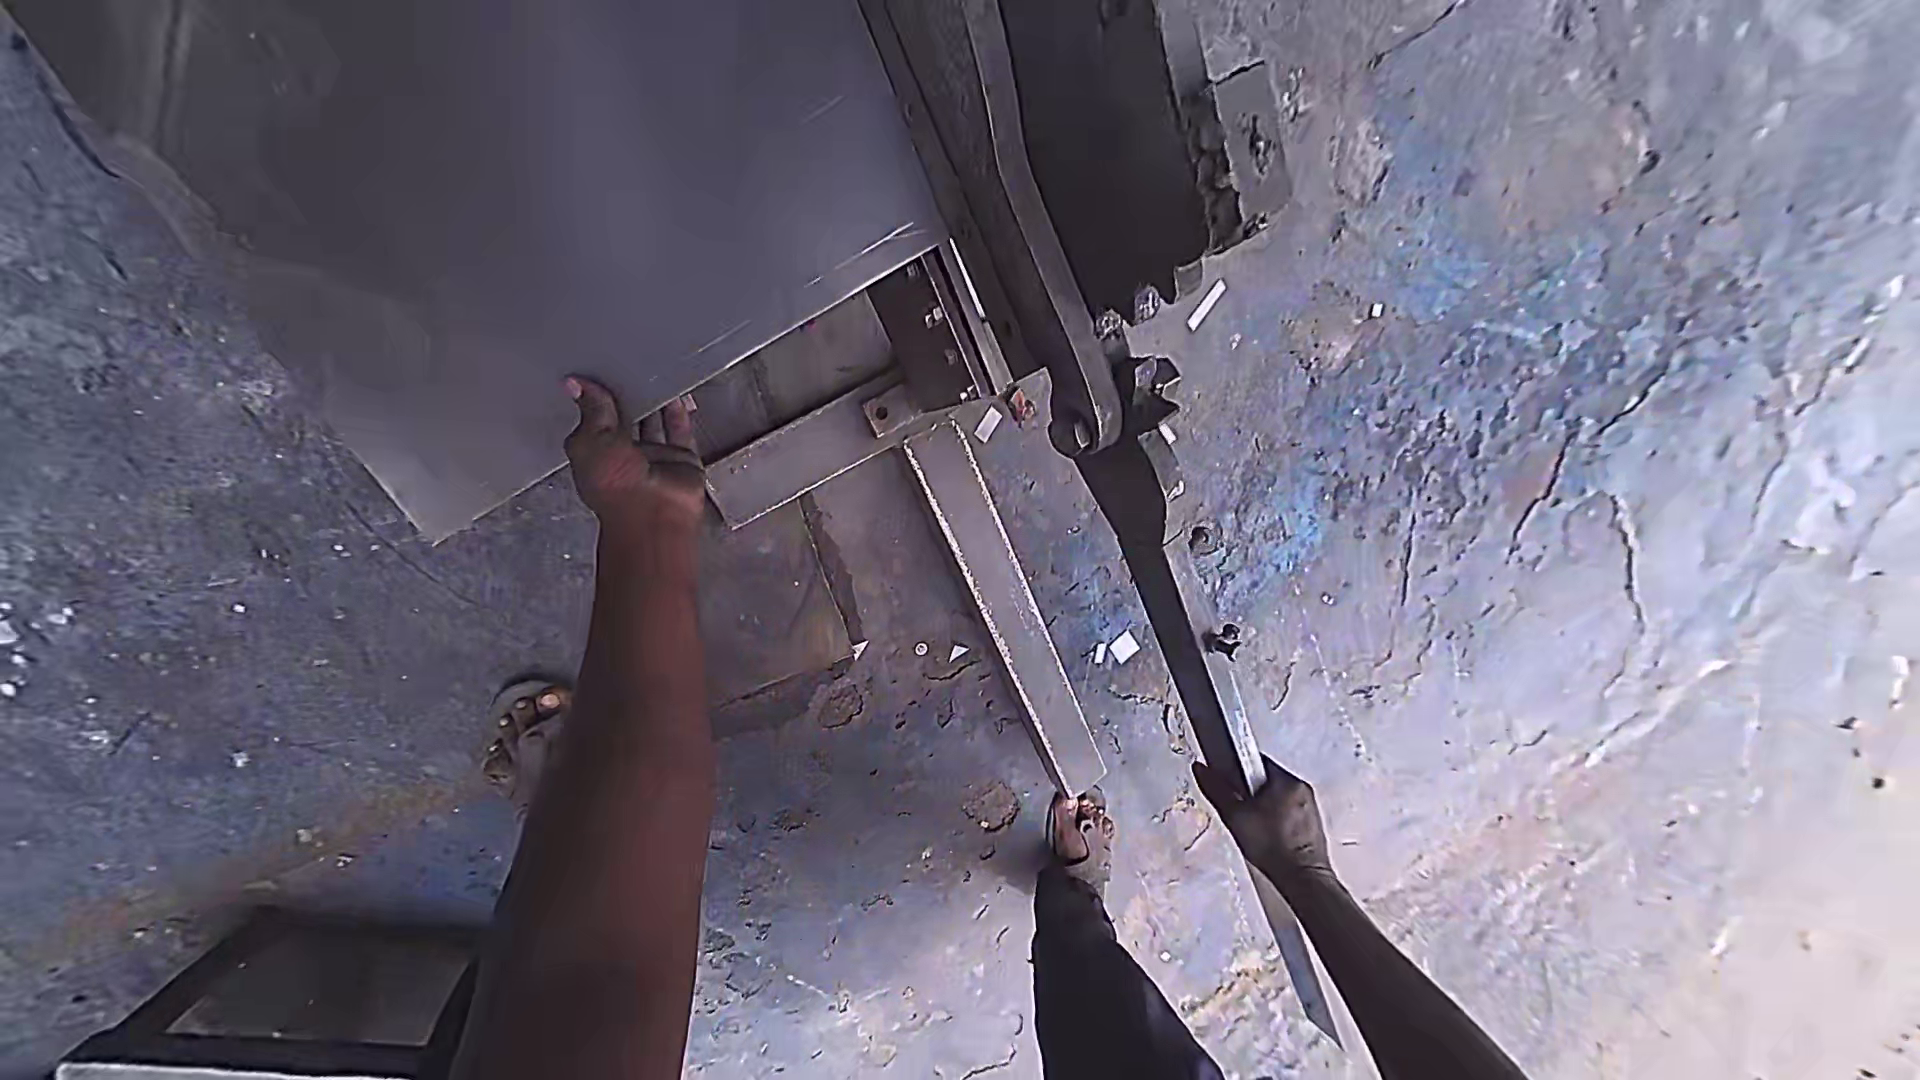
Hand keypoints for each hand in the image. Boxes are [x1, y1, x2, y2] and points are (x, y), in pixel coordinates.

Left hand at [563, 376, 706, 536]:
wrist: (654, 511)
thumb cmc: (614, 483)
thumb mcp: (591, 440)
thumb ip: (592, 410)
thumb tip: (575, 382)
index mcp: (596, 452)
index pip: (595, 419)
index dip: (596, 396)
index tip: (597, 369)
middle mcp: (626, 454)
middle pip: (628, 419)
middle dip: (628, 397)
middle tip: (627, 366)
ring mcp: (656, 456)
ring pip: (656, 422)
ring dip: (656, 401)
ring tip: (653, 373)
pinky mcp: (683, 457)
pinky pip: (682, 430)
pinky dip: (680, 413)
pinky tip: (677, 393)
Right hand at [1192, 754, 1335, 886]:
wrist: (1303, 882)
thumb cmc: (1274, 849)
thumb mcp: (1234, 815)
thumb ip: (1215, 788)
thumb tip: (1201, 769)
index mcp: (1287, 781)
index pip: (1254, 759)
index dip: (1236, 770)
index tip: (1228, 782)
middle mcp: (1303, 790)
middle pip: (1265, 778)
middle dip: (1249, 791)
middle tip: (1240, 809)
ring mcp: (1310, 808)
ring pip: (1277, 796)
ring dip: (1263, 805)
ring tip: (1253, 824)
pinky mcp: (1313, 825)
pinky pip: (1288, 811)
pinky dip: (1276, 819)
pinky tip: (1267, 835)